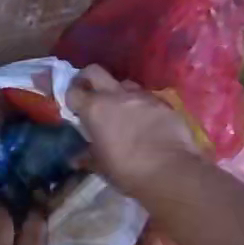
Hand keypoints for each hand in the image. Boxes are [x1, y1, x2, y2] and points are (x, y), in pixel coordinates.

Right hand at [66, 65, 204, 195]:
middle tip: (90, 93)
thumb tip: (75, 158)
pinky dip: (142, 105)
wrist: (172, 173)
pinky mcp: (163, 103)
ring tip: (122, 109)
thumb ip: (87, 155)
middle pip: (95, 71)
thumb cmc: (129, 172)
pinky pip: (147, 98)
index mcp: (95, 109)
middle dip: (88, 78)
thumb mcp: (101, 166)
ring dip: (119, 93)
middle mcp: (115, 95)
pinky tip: (147, 121)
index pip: (73, 91)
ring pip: (124, 83)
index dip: (71, 97)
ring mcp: (141, 96)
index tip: (74, 107)